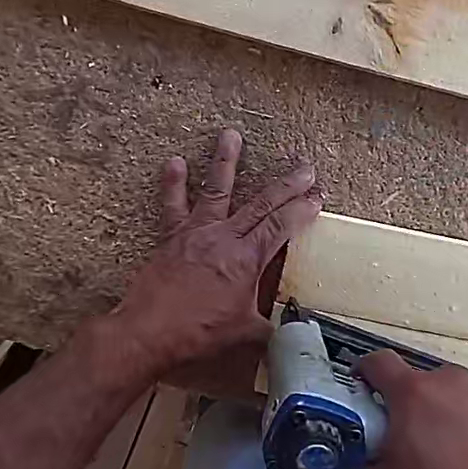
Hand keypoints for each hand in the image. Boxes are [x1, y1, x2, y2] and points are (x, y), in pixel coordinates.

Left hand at [103, 130, 322, 378]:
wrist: (150, 330)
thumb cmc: (198, 332)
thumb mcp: (244, 333)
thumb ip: (270, 328)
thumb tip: (289, 333)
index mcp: (246, 259)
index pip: (282, 226)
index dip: (302, 210)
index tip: (317, 196)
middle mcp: (224, 237)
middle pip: (261, 203)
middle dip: (286, 184)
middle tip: (304, 167)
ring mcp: (196, 232)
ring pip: (216, 189)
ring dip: (224, 161)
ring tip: (230, 135)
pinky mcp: (172, 236)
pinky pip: (173, 205)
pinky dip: (174, 183)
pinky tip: (176, 162)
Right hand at [347, 350, 467, 468]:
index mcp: (413, 396)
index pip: (376, 362)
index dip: (364, 373)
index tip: (362, 390)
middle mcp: (450, 381)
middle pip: (416, 382)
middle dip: (408, 408)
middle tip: (411, 444)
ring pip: (452, 394)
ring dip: (445, 416)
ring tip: (455, 458)